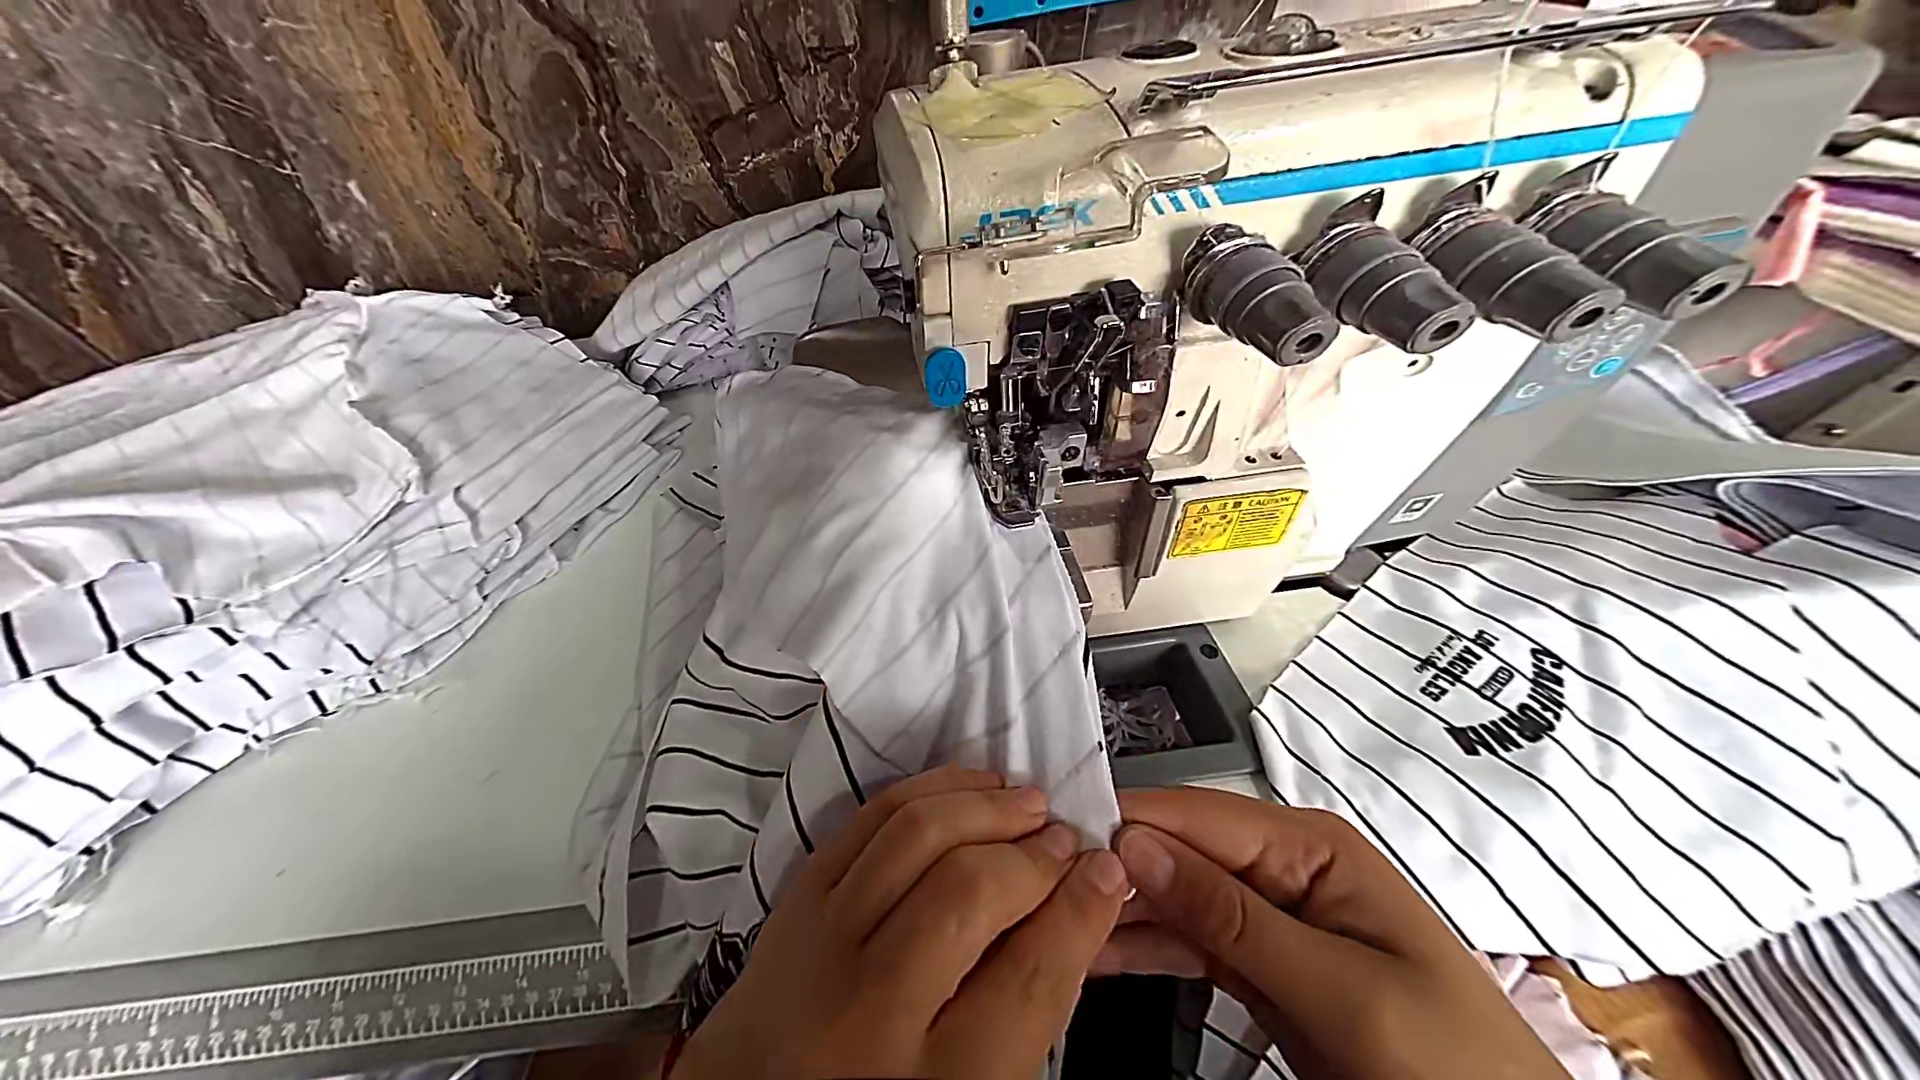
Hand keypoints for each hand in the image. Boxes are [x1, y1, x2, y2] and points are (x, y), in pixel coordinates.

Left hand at [671, 765, 1129, 1079]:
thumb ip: (1028, 1000)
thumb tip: (1084, 902)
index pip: (1029, 978)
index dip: (1080, 912)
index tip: (1104, 872)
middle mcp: (870, 1012)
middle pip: (970, 894)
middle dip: (1035, 855)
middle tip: (1065, 840)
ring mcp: (823, 943)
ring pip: (917, 839)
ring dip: (984, 806)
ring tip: (1027, 802)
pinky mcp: (799, 896)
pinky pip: (871, 818)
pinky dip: (929, 788)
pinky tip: (967, 786)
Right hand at [1098, 787, 1568, 1079]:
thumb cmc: (1455, 1065)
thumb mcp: (1342, 991)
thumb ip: (1234, 915)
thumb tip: (1142, 847)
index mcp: (1310, 846)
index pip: (1196, 815)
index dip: (1129, 821)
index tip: (1066, 838)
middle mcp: (1280, 865)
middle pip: (1176, 850)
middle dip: (1118, 867)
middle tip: (1054, 888)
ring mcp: (1264, 912)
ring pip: (1172, 894)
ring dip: (1121, 909)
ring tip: (1063, 920)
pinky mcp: (1255, 958)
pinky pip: (1185, 939)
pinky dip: (1143, 946)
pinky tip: (1100, 952)